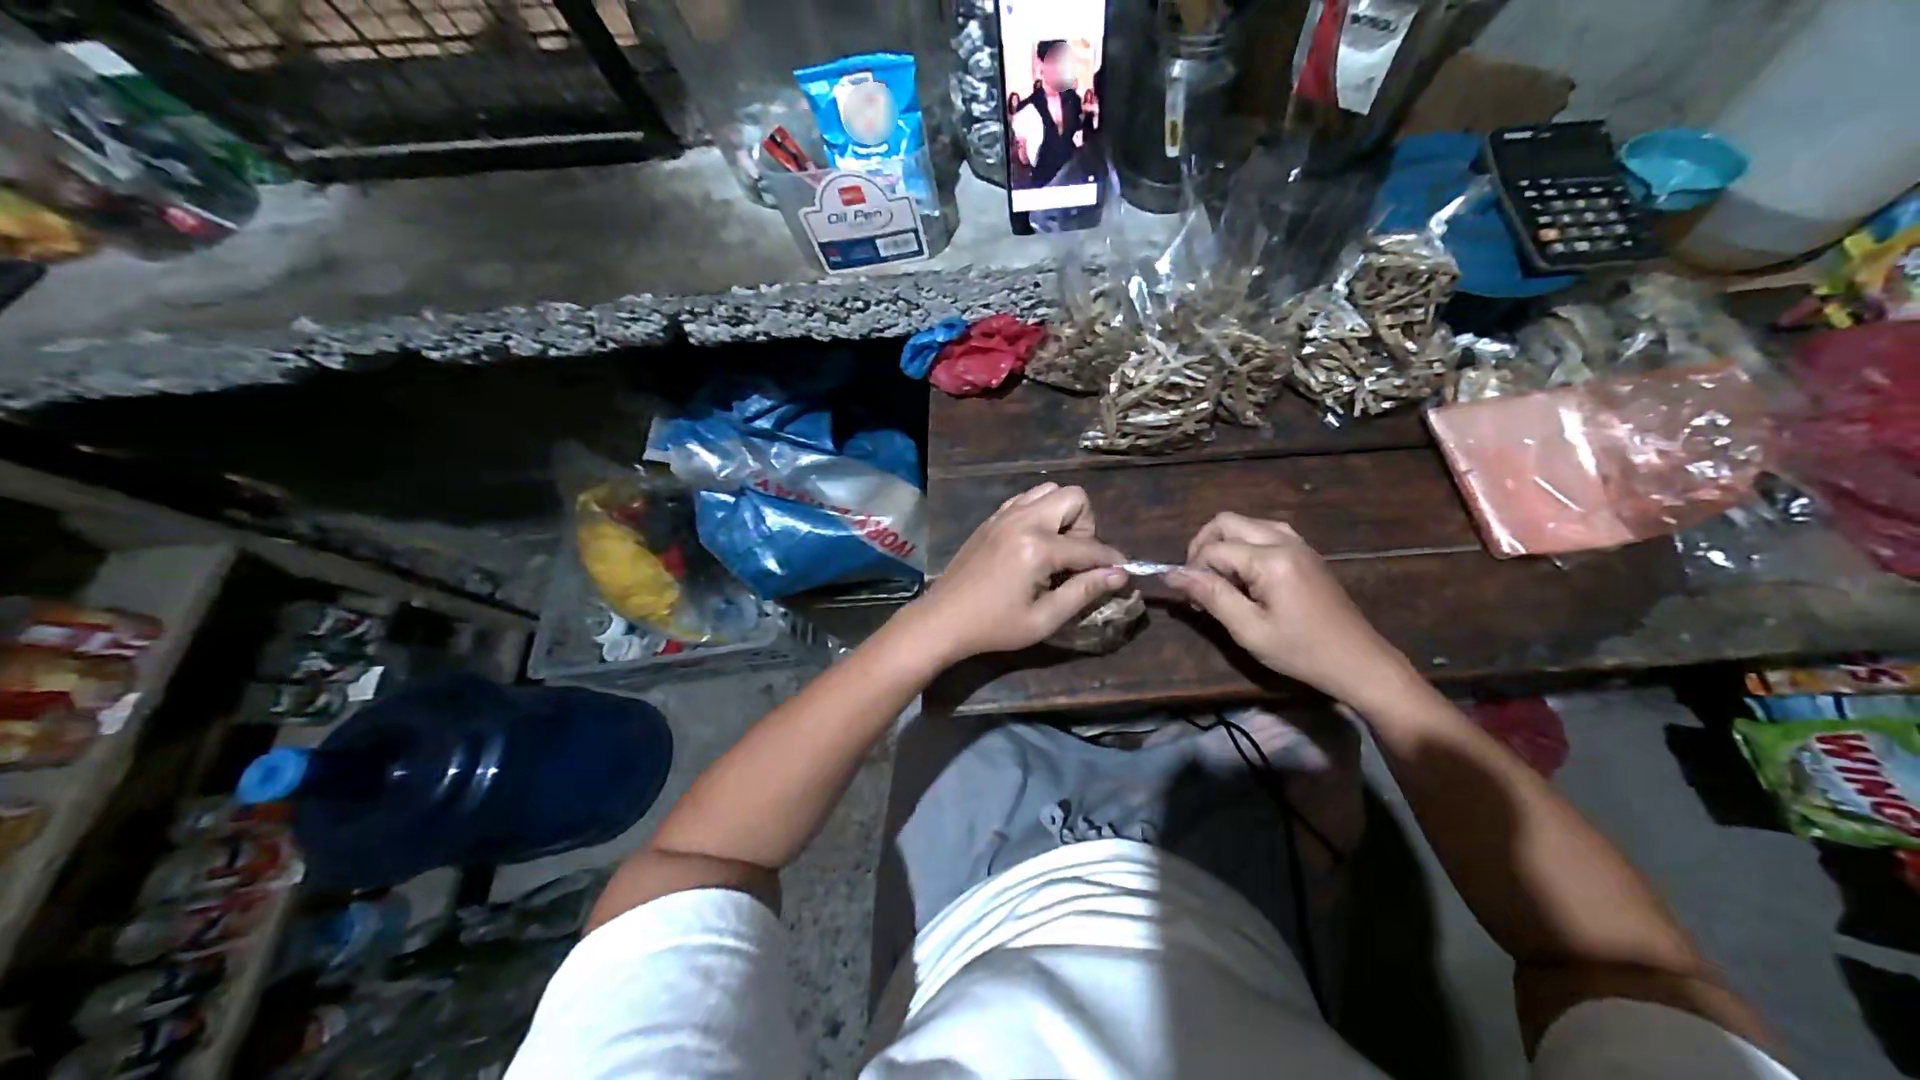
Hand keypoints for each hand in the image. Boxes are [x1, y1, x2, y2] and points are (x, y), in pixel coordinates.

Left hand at [905, 482, 1126, 665]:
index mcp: (1037, 548)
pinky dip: (1039, 513)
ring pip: (1049, 491)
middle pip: (1073, 497)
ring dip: (1062, 515)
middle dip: (1085, 526)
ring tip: (1055, 550)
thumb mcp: (1043, 619)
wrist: (943, 619)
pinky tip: (1033, 544)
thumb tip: (1118, 575)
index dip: (1110, 561)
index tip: (1122, 572)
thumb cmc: (994, 626)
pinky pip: (1025, 499)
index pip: (1088, 547)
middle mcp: (1022, 521)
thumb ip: (1083, 592)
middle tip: (1075, 559)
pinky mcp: (991, 519)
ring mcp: (1004, 515)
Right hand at [1166, 512, 1414, 705]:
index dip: (1193, 571)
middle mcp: (1285, 541)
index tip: (1191, 602)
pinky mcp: (1305, 553)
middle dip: (1202, 547)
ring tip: (1219, 579)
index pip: (1213, 549)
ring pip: (1246, 523)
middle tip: (1198, 582)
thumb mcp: (1249, 629)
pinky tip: (1245, 576)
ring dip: (1224, 544)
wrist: (1358, 662)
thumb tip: (1172, 575)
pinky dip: (1245, 546)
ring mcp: (1298, 544)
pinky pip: (1265, 532)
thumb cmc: (1301, 651)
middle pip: (1227, 522)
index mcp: (1271, 560)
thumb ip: (1210, 596)